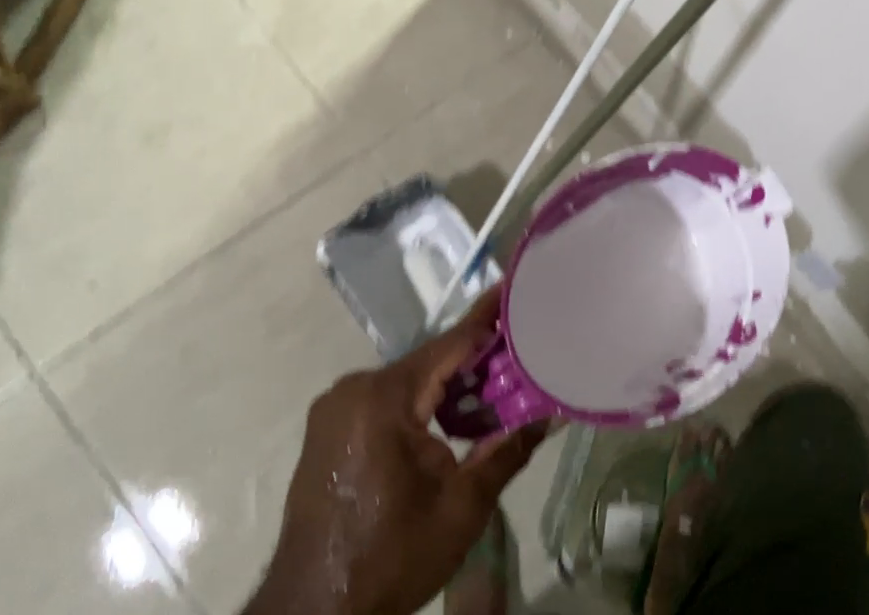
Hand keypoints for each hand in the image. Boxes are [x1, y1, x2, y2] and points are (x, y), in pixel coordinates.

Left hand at [243, 288, 547, 614]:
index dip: (488, 317)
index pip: (449, 343)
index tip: (516, 287)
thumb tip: (552, 414)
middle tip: (526, 353)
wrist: (316, 611)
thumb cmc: (392, 555)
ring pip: (410, 382)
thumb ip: (508, 449)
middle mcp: (353, 390)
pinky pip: (387, 400)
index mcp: (383, 398)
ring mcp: (336, 410)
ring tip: (502, 384)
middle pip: (430, 362)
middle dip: (478, 359)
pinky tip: (457, 415)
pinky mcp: (330, 431)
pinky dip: (424, 403)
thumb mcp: (463, 505)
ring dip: (452, 385)